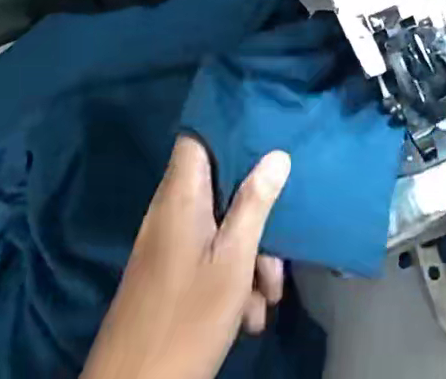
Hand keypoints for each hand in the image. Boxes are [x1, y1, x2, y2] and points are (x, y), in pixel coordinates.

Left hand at [80, 136, 290, 378]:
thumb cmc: (187, 317)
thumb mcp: (233, 260)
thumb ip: (254, 203)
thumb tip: (277, 155)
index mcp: (181, 193)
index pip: (198, 135)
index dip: (229, 127)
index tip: (265, 134)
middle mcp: (170, 208)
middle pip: (219, 184)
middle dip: (256, 213)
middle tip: (278, 250)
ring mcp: (167, 240)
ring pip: (219, 224)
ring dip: (249, 255)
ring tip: (266, 298)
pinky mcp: (168, 270)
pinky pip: (207, 253)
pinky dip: (230, 276)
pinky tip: (248, 315)